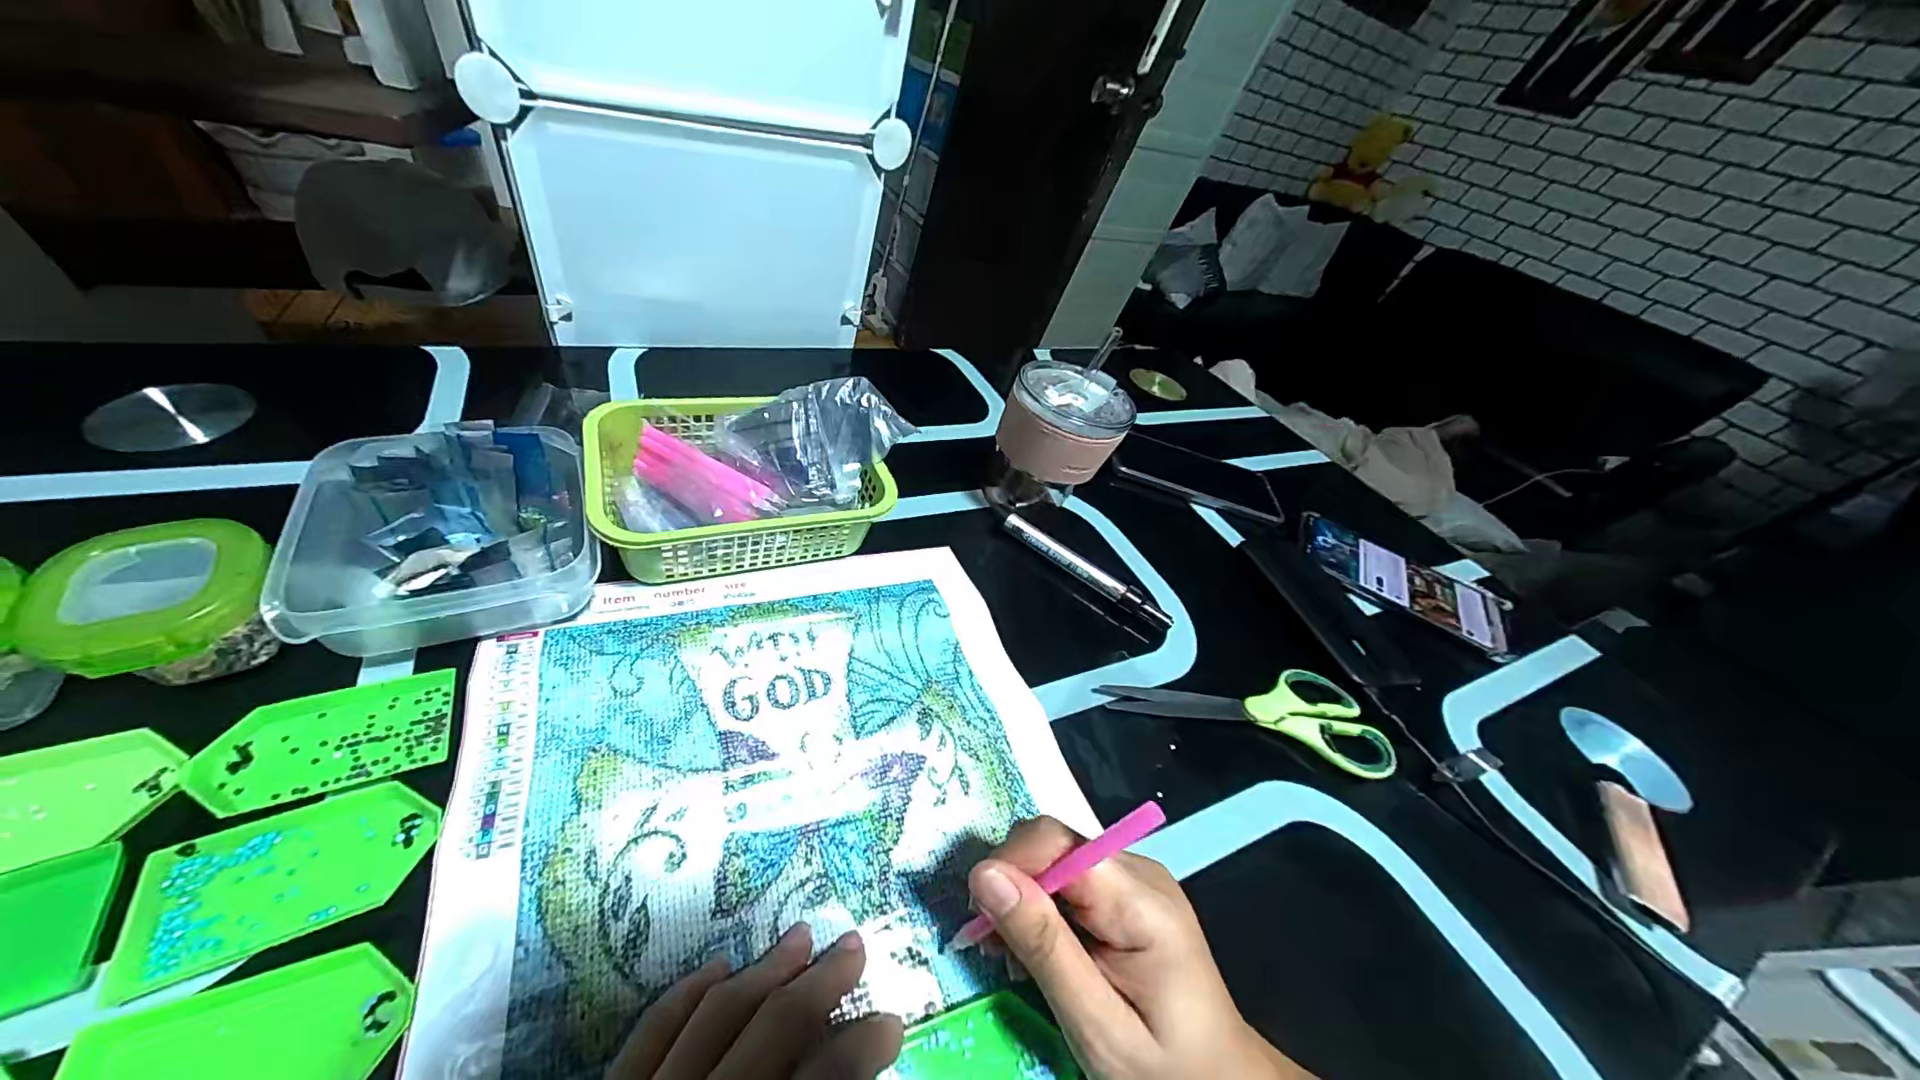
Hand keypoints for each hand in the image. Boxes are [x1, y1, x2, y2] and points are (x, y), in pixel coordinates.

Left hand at [606, 923, 903, 1079]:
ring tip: (800, 936)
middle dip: (823, 982)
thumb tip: (853, 1074)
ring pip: (716, 1014)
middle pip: (775, 1027)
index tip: (891, 1024)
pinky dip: (684, 995)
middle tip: (854, 945)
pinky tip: (717, 966)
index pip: (824, 1079)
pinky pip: (649, 1034)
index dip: (864, 1045)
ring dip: (764, 969)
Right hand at [968, 817, 1315, 1079]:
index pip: (1056, 841)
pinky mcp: (1128, 891)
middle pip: (1054, 843)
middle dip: (1012, 884)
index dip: (1008, 867)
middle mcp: (1138, 869)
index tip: (979, 923)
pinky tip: (1041, 949)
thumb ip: (1042, 944)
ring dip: (1024, 898)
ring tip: (1015, 957)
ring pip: (1056, 857)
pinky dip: (1044, 906)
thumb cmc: (1164, 1069)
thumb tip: (984, 874)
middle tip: (992, 948)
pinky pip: (1071, 877)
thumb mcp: (1096, 1023)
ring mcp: (1136, 877)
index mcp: (1140, 898)